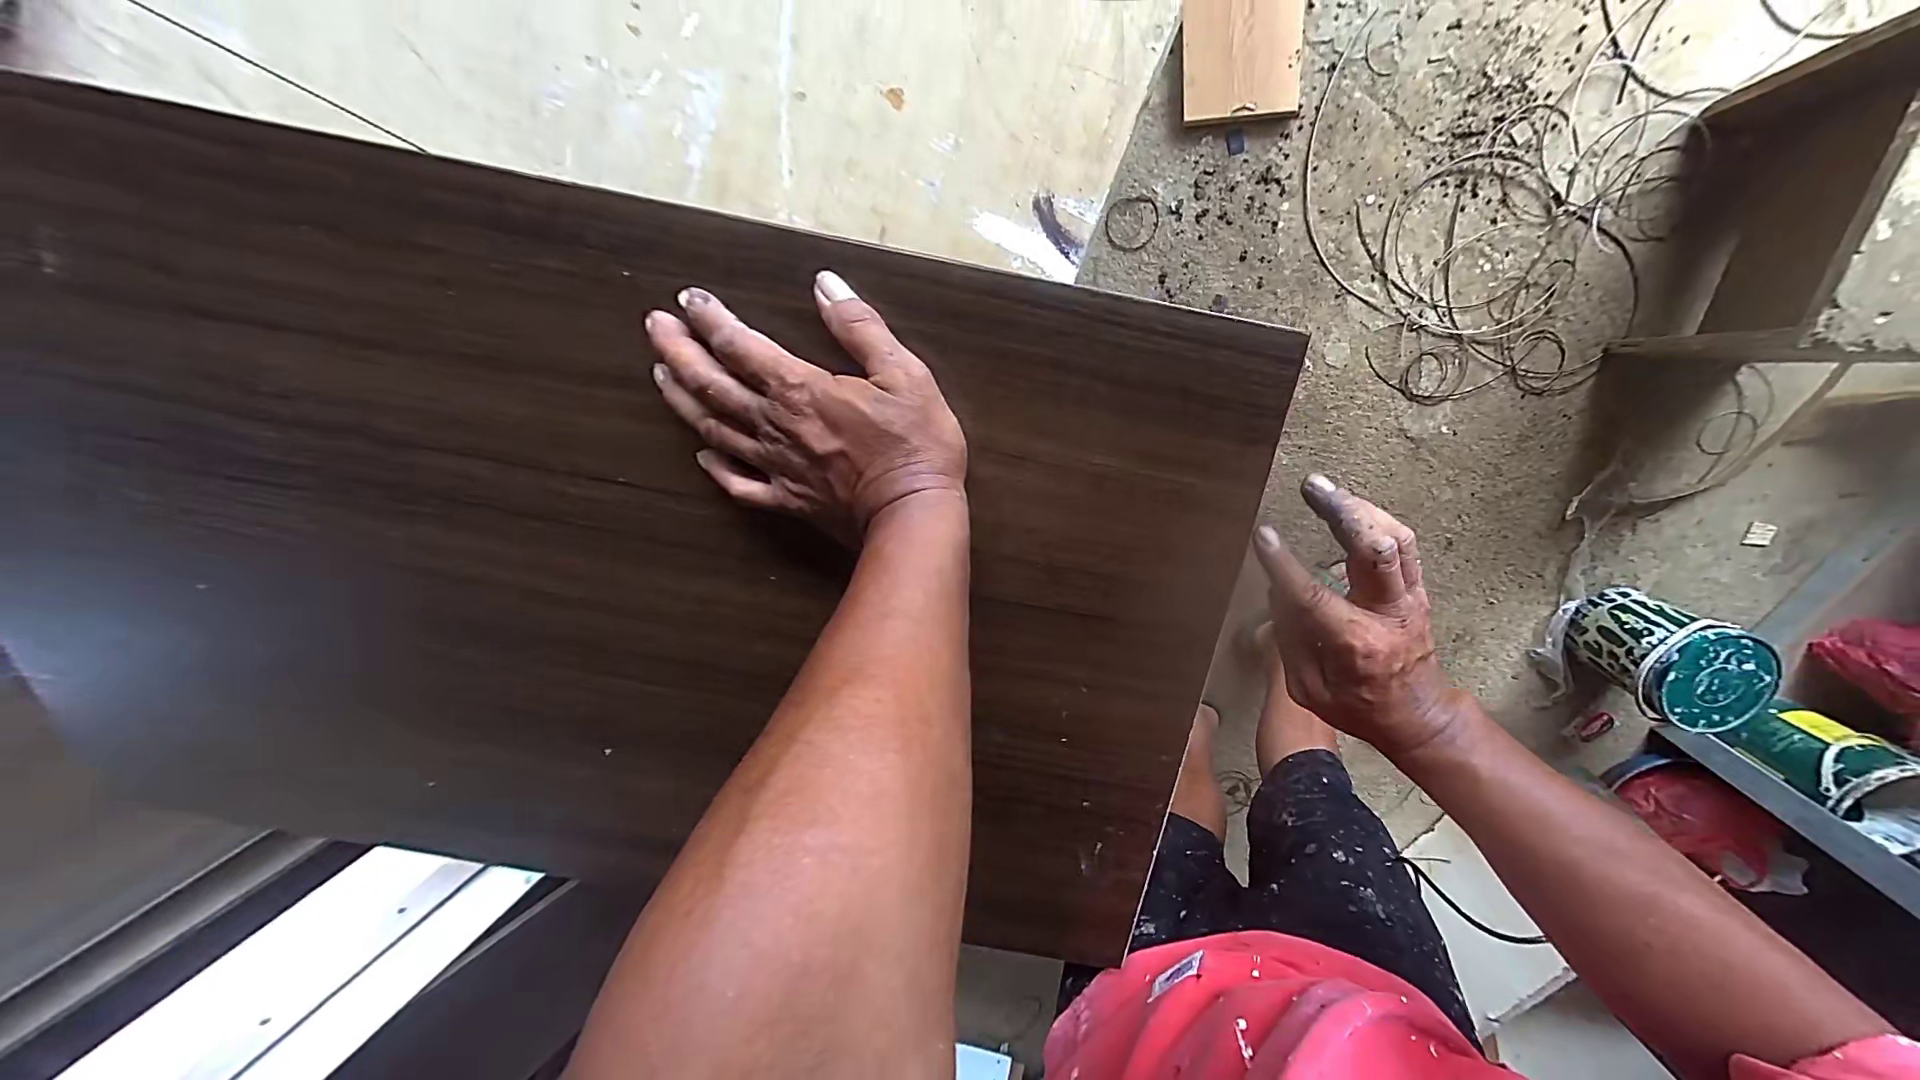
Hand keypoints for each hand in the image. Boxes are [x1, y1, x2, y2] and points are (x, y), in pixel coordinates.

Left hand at [645, 271, 967, 544]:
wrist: (913, 515)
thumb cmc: (914, 445)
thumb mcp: (904, 373)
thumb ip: (860, 327)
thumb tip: (826, 285)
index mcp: (800, 390)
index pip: (740, 346)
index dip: (710, 319)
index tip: (690, 299)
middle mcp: (776, 426)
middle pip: (711, 384)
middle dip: (678, 351)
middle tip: (655, 325)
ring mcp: (777, 466)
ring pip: (714, 429)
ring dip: (682, 399)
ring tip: (661, 375)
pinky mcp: (788, 500)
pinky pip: (738, 484)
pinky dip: (715, 469)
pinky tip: (701, 456)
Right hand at [1251, 474, 1460, 757]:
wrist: (1419, 716)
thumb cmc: (1360, 707)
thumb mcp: (1307, 687)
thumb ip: (1289, 637)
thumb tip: (1277, 589)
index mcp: (1357, 643)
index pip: (1314, 594)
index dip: (1284, 563)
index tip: (1263, 535)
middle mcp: (1389, 614)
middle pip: (1376, 550)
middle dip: (1343, 512)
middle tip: (1312, 487)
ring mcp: (1409, 599)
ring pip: (1396, 538)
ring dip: (1361, 509)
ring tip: (1327, 491)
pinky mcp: (1416, 590)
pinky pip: (1403, 544)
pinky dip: (1376, 519)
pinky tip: (1350, 508)